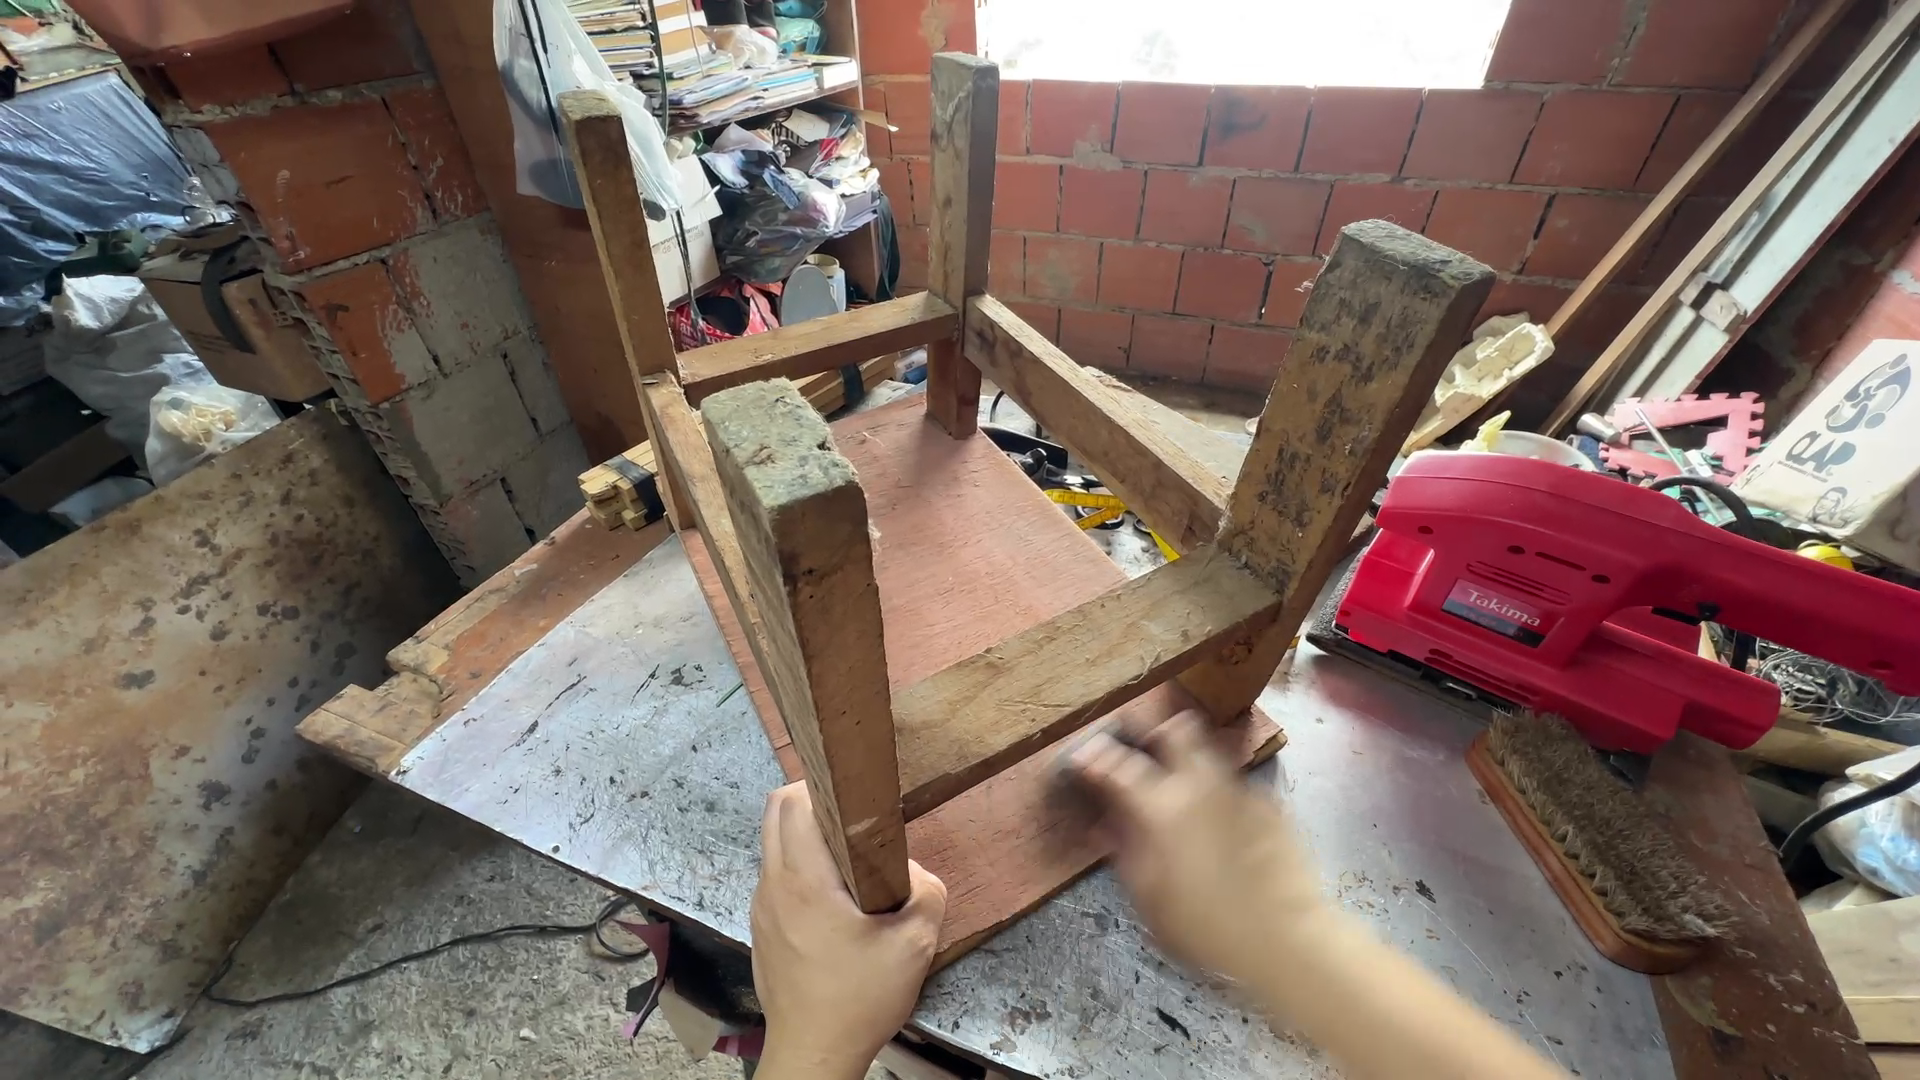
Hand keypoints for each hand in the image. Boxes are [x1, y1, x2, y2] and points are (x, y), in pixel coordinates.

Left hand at [751, 782, 946, 1076]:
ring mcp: (760, 907)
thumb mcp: (914, 943)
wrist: (814, 1057)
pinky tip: (831, 895)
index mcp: (803, 879)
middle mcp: (773, 884)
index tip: (855, 793)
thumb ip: (925, 890)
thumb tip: (911, 868)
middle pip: (774, 812)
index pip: (792, 802)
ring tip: (846, 852)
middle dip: (810, 799)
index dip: (821, 784)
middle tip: (852, 814)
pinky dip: (797, 864)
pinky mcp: (760, 928)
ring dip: (803, 833)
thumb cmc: (860, 996)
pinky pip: (774, 874)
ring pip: (772, 843)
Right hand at [1067, 710, 1328, 983]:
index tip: (1084, 755)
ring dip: (1190, 753)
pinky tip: (1225, 815)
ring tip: (1184, 775)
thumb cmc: (1205, 927)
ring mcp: (1238, 789)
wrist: (1288, 940)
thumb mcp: (1148, 897)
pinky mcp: (1270, 804)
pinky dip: (1222, 789)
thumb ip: (1124, 850)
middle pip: (1174, 731)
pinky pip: (1237, 782)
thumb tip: (1105, 822)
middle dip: (1154, 729)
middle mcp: (1198, 784)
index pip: (1117, 765)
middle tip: (1145, 741)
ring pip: (1209, 749)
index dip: (1096, 756)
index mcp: (1160, 806)